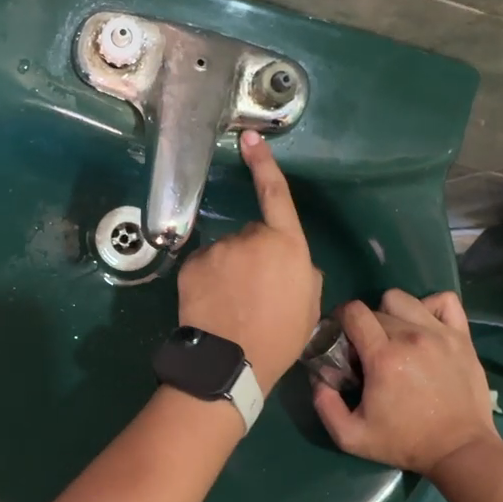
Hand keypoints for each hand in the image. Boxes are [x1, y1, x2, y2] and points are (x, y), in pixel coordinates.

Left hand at [176, 132, 321, 392]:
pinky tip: (212, 305)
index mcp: (287, 245)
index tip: (251, 138)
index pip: (276, 195)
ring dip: (230, 270)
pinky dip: (207, 281)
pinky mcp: (191, 264)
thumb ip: (303, 271)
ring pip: (226, 253)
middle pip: (253, 236)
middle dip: (254, 256)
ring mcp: (218, 250)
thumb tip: (290, 261)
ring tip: (234, 305)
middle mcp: (251, 238)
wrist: (232, 363)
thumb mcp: (311, 304)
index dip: (265, 164)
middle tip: (257, 294)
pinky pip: (203, 266)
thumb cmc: (280, 337)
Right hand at [311, 289, 499, 475]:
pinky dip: (429, 308)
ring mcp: (440, 333)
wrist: (460, 450)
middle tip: (369, 352)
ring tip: (396, 338)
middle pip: (376, 310)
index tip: (342, 337)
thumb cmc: (405, 443)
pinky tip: (424, 327)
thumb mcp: (351, 436)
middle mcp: (411, 336)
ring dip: (393, 314)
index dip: (341, 319)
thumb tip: (319, 377)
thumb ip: (325, 406)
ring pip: (404, 300)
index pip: (353, 312)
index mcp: (383, 357)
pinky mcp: (463, 337)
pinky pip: (444, 301)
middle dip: (365, 326)